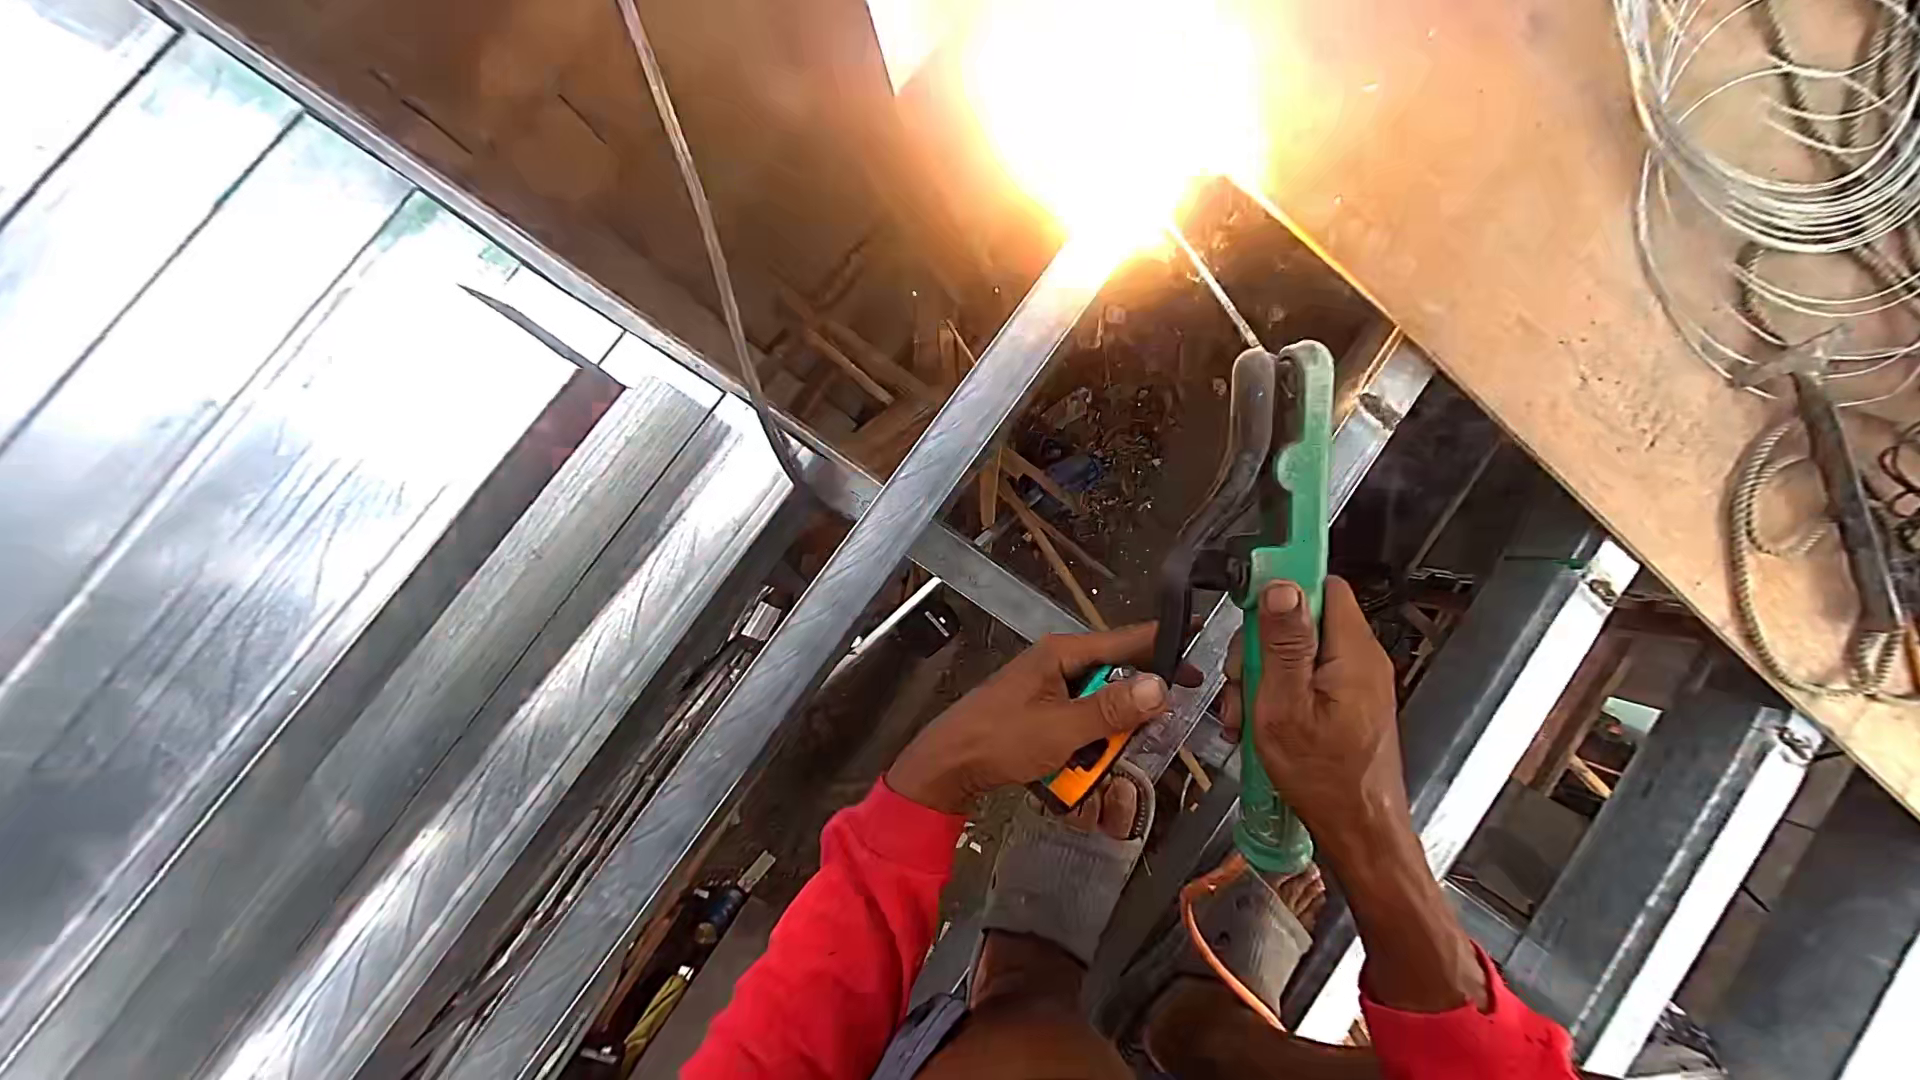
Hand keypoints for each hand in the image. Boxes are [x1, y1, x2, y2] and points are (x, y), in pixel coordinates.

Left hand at [887, 622, 1194, 813]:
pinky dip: (1079, 760)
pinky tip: (1067, 783)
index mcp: (1063, 655)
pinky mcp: (1043, 720)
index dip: (1164, 647)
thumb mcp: (1062, 728)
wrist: (948, 766)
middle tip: (1132, 750)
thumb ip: (1112, 710)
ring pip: (1099, 720)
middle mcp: (1059, 668)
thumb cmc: (999, 739)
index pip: (1126, 641)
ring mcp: (1050, 696)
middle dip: (1125, 725)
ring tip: (1083, 777)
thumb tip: (1161, 686)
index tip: (1200, 655)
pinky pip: (1078, 736)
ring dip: (1098, 752)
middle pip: (1116, 688)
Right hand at [1228, 576, 1487, 1012]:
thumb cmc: (1320, 774)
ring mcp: (1352, 682)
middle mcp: (1358, 659)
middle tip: (1241, 682)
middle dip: (1259, 646)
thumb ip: (1283, 644)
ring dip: (1259, 677)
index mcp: (1351, 652)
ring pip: (1293, 652)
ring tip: (1245, 715)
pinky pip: (1301, 679)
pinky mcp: (1344, 702)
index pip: (1323, 586)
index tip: (1248, 605)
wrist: (1358, 833)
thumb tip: (1281, 585)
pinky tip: (1257, 724)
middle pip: (1299, 621)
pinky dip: (1274, 694)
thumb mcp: (1285, 704)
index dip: (1284, 585)